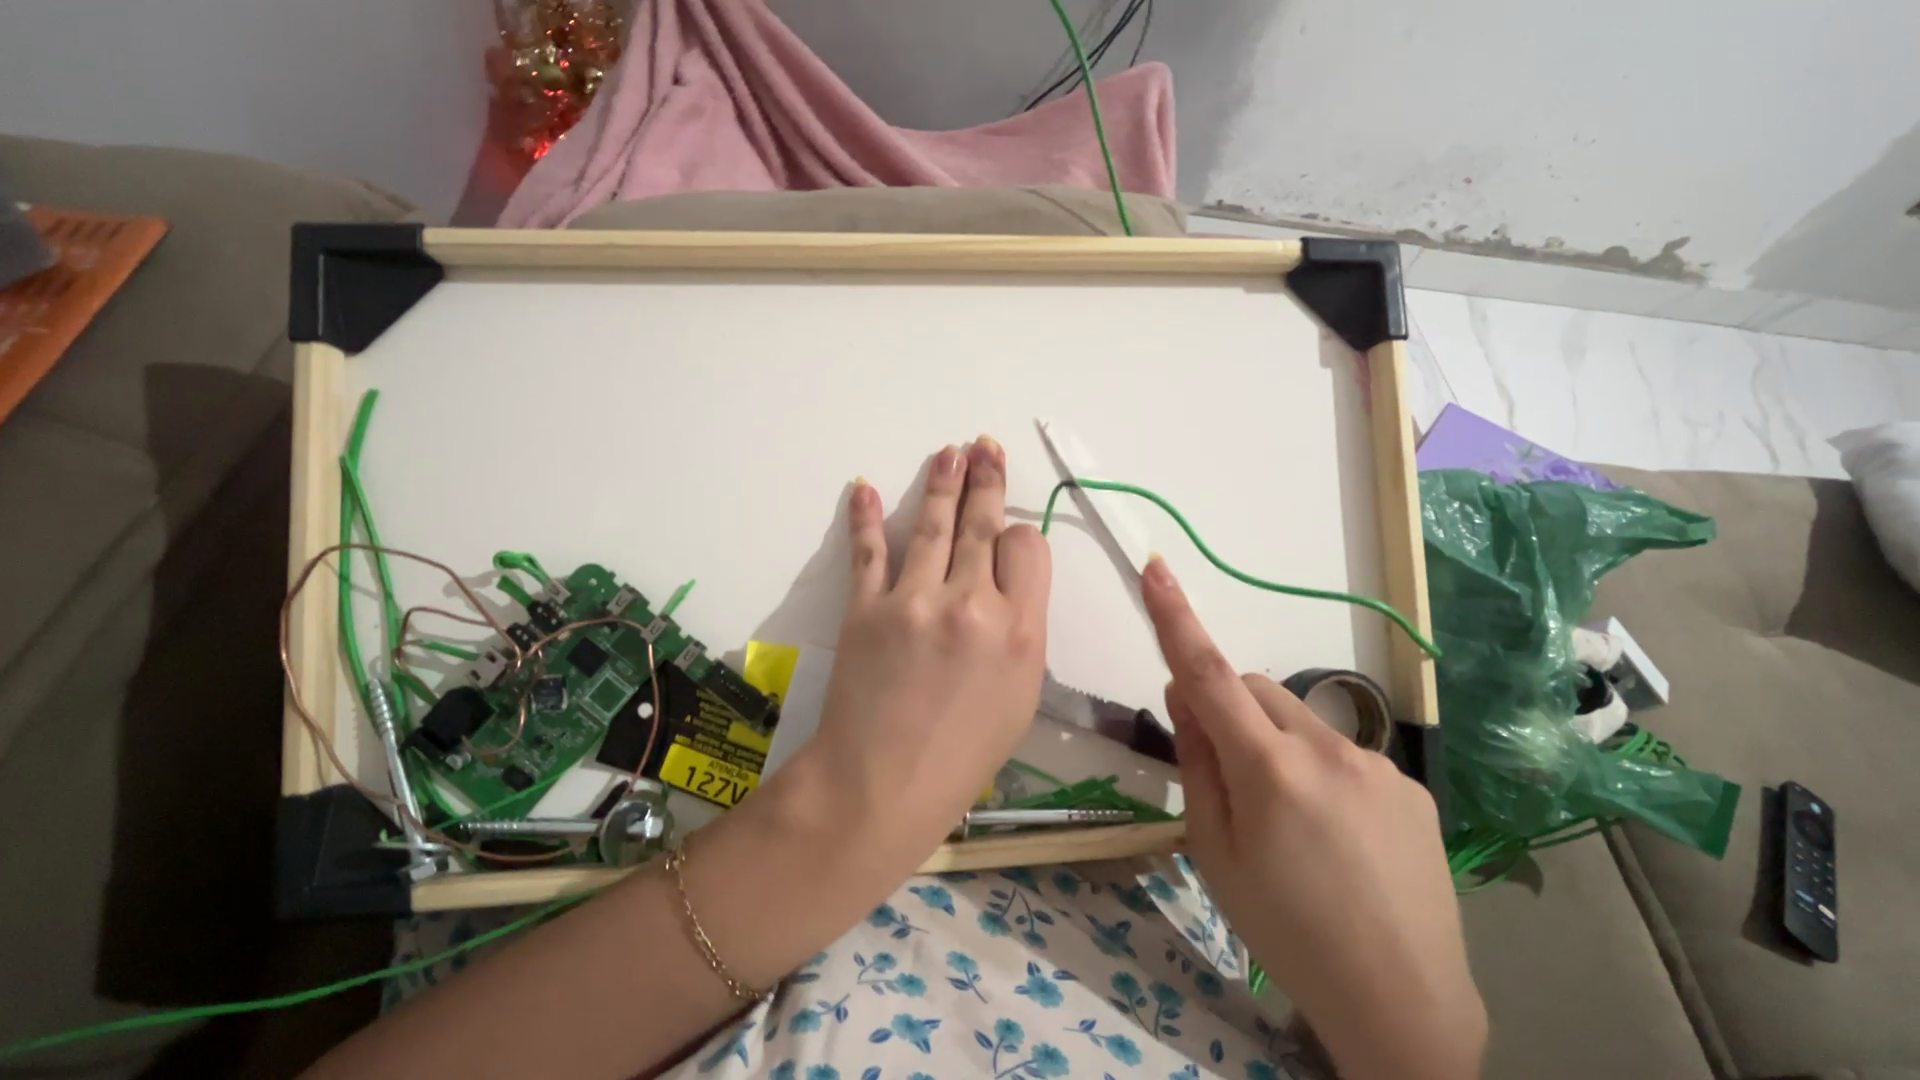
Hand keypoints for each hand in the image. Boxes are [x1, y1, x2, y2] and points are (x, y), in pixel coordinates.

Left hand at [800, 437, 1050, 866]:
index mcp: (1020, 630)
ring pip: (932, 527)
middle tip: (984, 447)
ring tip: (949, 453)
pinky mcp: (866, 608)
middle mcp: (971, 604)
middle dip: (986, 481)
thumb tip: (1008, 586)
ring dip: (941, 484)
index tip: (1010, 537)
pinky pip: (868, 553)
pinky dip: (864, 519)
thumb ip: (1021, 633)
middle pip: (981, 525)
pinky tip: (864, 488)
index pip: (1026, 548)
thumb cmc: (965, 754)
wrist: (884, 783)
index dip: (1019, 535)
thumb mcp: (1019, 698)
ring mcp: (914, 601)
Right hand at [1141, 557, 1485, 1079]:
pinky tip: (1335, 837)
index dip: (1178, 619)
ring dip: (1275, 742)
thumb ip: (1197, 766)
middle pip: (1255, 690)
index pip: (1209, 674)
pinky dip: (1319, 769)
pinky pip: (1344, 752)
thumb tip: (1182, 697)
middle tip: (1223, 772)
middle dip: (1227, 706)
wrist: (1402, 998)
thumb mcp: (1215, 855)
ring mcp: (1378, 763)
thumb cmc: (1285, 932)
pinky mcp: (1410, 784)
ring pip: (1299, 720)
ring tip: (1288, 821)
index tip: (1157, 568)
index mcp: (1269, 769)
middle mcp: (1327, 748)